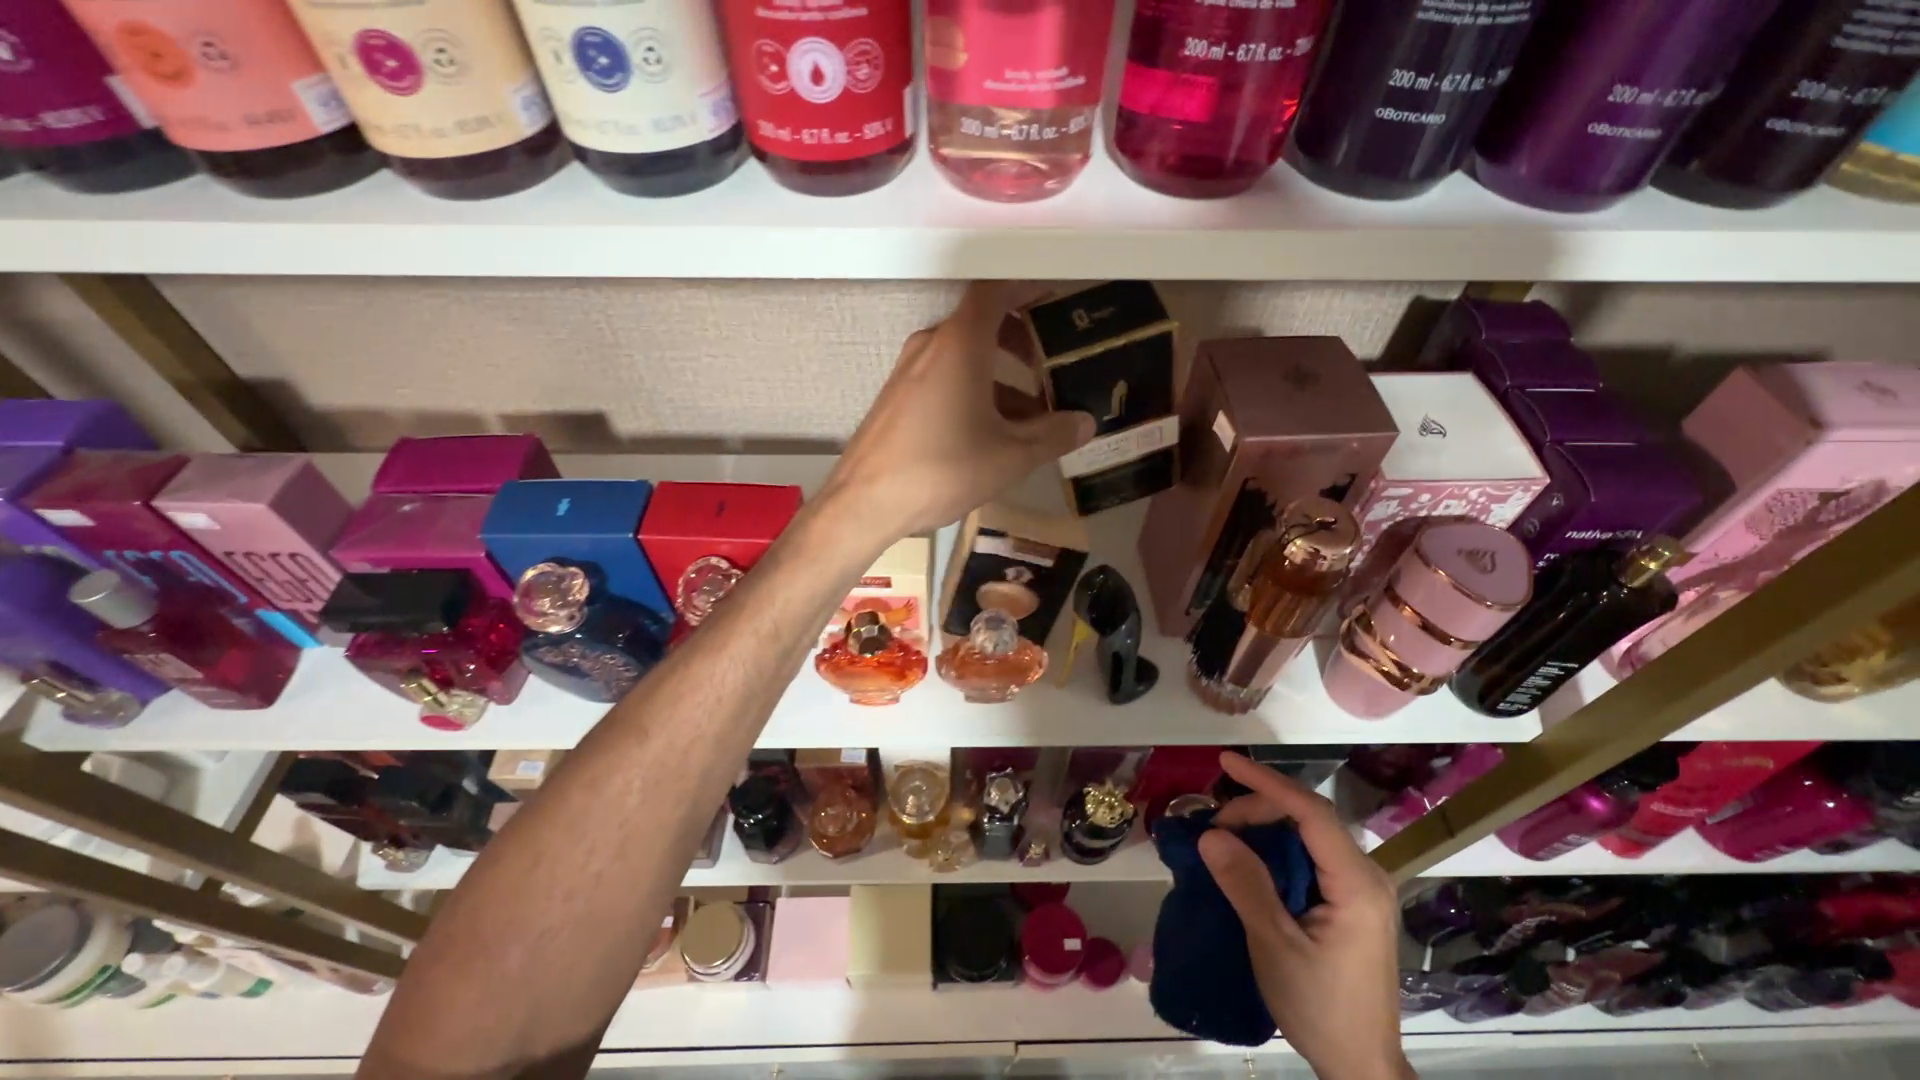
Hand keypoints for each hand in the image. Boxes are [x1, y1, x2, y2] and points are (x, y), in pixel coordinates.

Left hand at [819, 282, 1094, 537]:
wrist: (864, 503)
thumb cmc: (941, 468)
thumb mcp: (1010, 456)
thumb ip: (1053, 436)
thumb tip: (1085, 424)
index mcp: (960, 343)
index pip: (997, 290)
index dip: (1029, 288)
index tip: (1057, 300)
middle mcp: (932, 345)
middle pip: (983, 323)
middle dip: (1023, 341)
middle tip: (1055, 365)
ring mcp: (910, 371)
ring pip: (965, 357)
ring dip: (1002, 376)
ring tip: (1036, 413)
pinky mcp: (899, 398)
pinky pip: (946, 379)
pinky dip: (976, 391)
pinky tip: (996, 433)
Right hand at [1202, 753, 1412, 1079]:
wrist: (1361, 1065)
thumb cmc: (1320, 1007)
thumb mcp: (1274, 946)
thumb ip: (1245, 885)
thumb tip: (1211, 835)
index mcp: (1356, 883)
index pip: (1310, 813)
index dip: (1267, 783)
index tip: (1225, 763)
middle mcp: (1367, 877)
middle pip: (1311, 819)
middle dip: (1260, 809)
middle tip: (1214, 828)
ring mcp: (1363, 892)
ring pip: (1311, 837)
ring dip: (1267, 828)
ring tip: (1225, 838)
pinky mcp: (1353, 906)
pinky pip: (1314, 859)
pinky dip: (1279, 850)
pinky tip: (1251, 862)